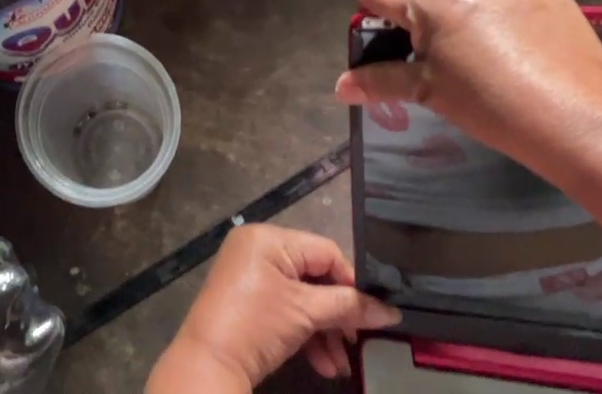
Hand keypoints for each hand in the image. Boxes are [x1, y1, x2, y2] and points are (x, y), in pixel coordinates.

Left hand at [148, 225, 399, 389]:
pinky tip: (324, 364)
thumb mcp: (306, 312)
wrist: (211, 361)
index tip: (374, 313)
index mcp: (269, 238)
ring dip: (325, 331)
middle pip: (315, 276)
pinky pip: (287, 308)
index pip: (324, 250)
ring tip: (340, 363)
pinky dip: (306, 333)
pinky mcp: (250, 300)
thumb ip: (349, 307)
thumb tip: (390, 309)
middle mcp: (258, 249)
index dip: (352, 281)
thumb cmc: (258, 323)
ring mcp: (252, 275)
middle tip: (358, 342)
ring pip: (303, 297)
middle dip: (338, 314)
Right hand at [334, 0, 601, 158]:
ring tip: (473, 58)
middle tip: (431, 60)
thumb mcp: (430, 93)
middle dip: (412, 16)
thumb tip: (340, 87)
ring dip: (451, 14)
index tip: (393, 54)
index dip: (372, 20)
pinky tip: (511, 53)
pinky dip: (492, 17)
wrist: (591, 128)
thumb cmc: (496, 109)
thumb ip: (380, 81)